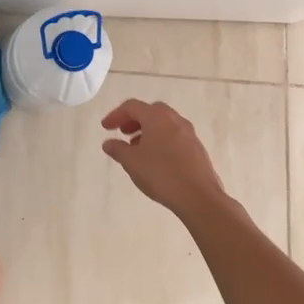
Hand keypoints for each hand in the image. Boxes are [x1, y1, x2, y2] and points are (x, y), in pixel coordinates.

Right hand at [100, 98, 226, 213]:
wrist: (198, 197)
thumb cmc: (160, 175)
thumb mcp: (131, 162)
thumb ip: (117, 149)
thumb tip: (109, 143)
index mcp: (157, 118)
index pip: (132, 107)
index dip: (116, 115)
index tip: (105, 128)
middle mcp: (175, 120)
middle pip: (151, 111)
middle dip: (134, 119)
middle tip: (123, 132)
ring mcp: (189, 134)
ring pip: (164, 123)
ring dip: (148, 130)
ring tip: (137, 148)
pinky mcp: (197, 148)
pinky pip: (175, 136)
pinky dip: (161, 139)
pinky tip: (156, 159)